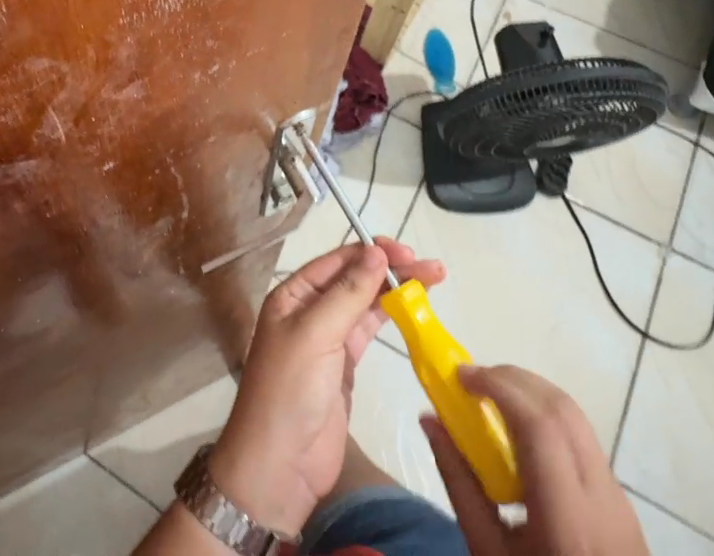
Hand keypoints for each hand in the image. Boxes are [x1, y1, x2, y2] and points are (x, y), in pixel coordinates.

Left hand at [209, 240, 445, 536]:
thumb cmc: (289, 390)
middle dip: (390, 269)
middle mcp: (308, 311)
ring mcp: (327, 339)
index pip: (336, 261)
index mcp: (291, 295)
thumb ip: (347, 293)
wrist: (280, 461)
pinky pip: (369, 331)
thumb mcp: (315, 334)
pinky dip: (391, 318)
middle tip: (432, 267)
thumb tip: (375, 252)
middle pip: (353, 279)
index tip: (407, 252)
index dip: (371, 252)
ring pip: (365, 303)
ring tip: (433, 279)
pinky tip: (413, 308)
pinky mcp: (344, 365)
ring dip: (396, 290)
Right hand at [422, 365, 647, 555]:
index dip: (499, 387)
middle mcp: (601, 495)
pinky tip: (516, 432)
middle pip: (562, 409)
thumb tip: (430, 421)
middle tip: (469, 379)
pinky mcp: (619, 497)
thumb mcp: (486, 550)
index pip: (539, 426)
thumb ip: (458, 482)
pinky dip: (545, 417)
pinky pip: (581, 438)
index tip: (459, 376)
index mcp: (566, 516)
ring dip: (530, 393)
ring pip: (576, 418)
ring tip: (489, 398)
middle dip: (513, 379)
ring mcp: (617, 495)